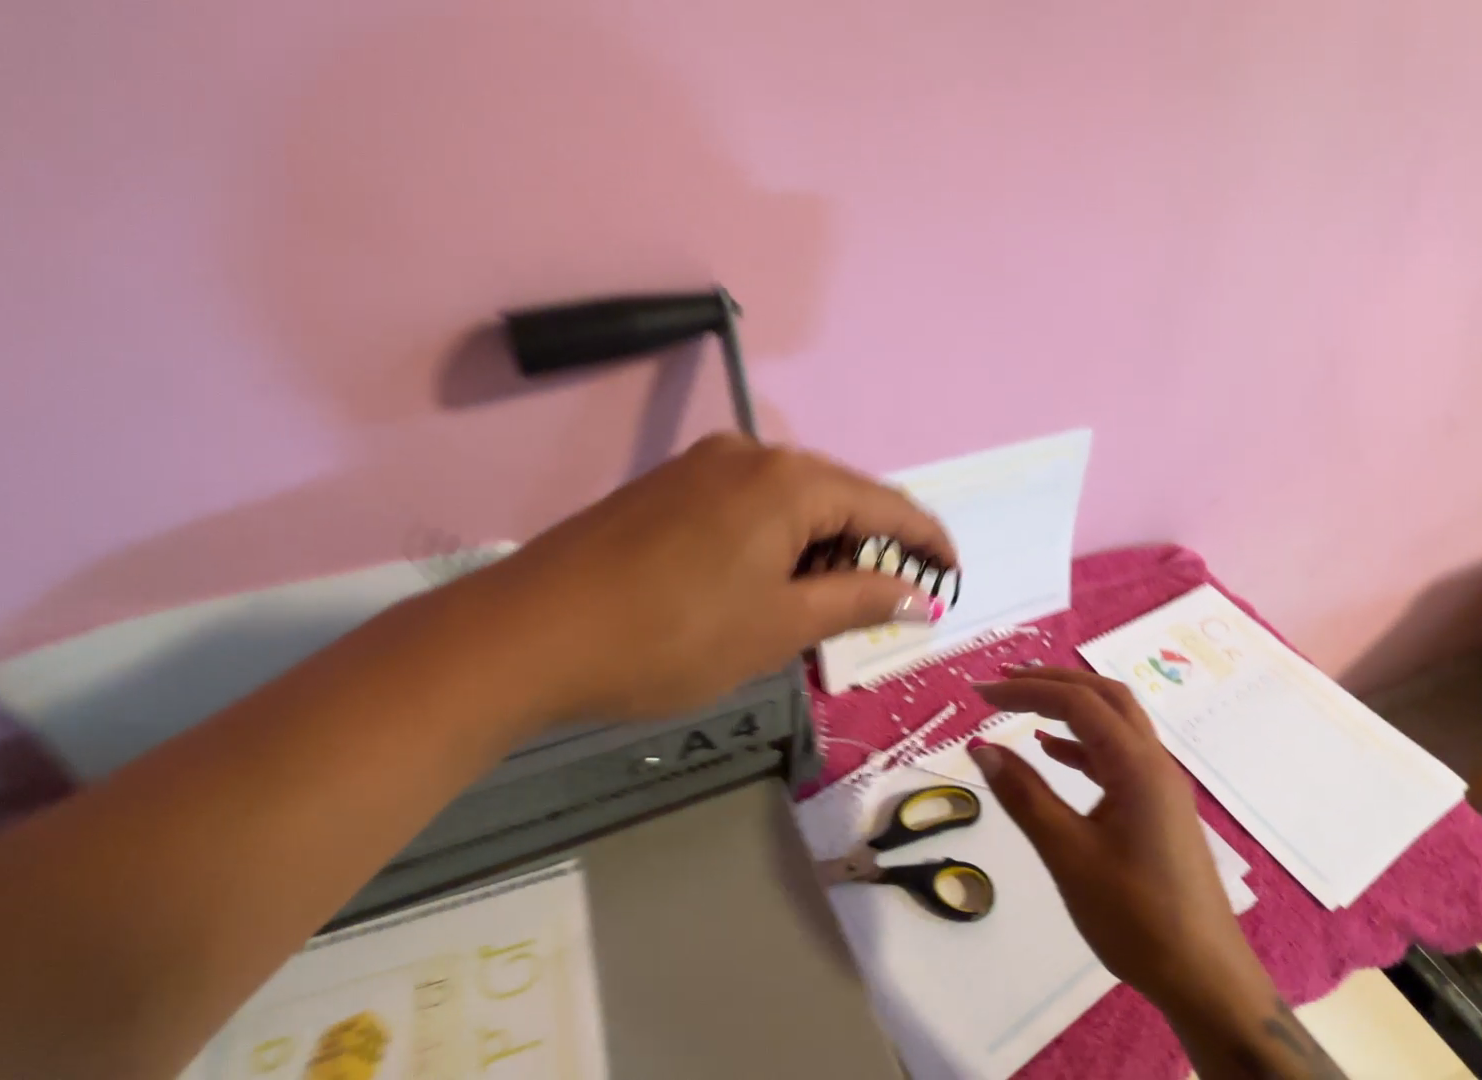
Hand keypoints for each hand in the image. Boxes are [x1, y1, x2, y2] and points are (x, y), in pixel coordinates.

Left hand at [468, 433, 954, 723]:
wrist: (531, 633)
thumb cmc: (673, 636)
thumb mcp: (780, 626)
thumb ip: (858, 601)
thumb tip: (918, 595)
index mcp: (790, 480)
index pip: (886, 504)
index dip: (927, 543)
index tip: (950, 579)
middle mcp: (749, 454)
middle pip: (836, 498)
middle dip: (864, 553)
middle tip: (871, 613)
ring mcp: (700, 466)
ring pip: (787, 505)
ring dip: (814, 553)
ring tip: (810, 611)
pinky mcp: (664, 488)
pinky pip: (744, 509)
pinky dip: (770, 546)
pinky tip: (756, 589)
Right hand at [967, 668, 1260, 1006]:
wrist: (1204, 978)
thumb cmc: (1135, 917)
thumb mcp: (1068, 855)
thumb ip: (1024, 795)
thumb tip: (981, 747)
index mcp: (1137, 767)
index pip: (1077, 703)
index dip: (1025, 691)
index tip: (978, 695)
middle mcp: (1154, 763)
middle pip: (1104, 696)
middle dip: (1052, 681)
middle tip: (1002, 682)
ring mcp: (1160, 785)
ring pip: (1114, 722)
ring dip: (1069, 706)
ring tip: (1022, 705)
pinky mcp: (1157, 808)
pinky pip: (1117, 754)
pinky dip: (1081, 741)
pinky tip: (1052, 752)